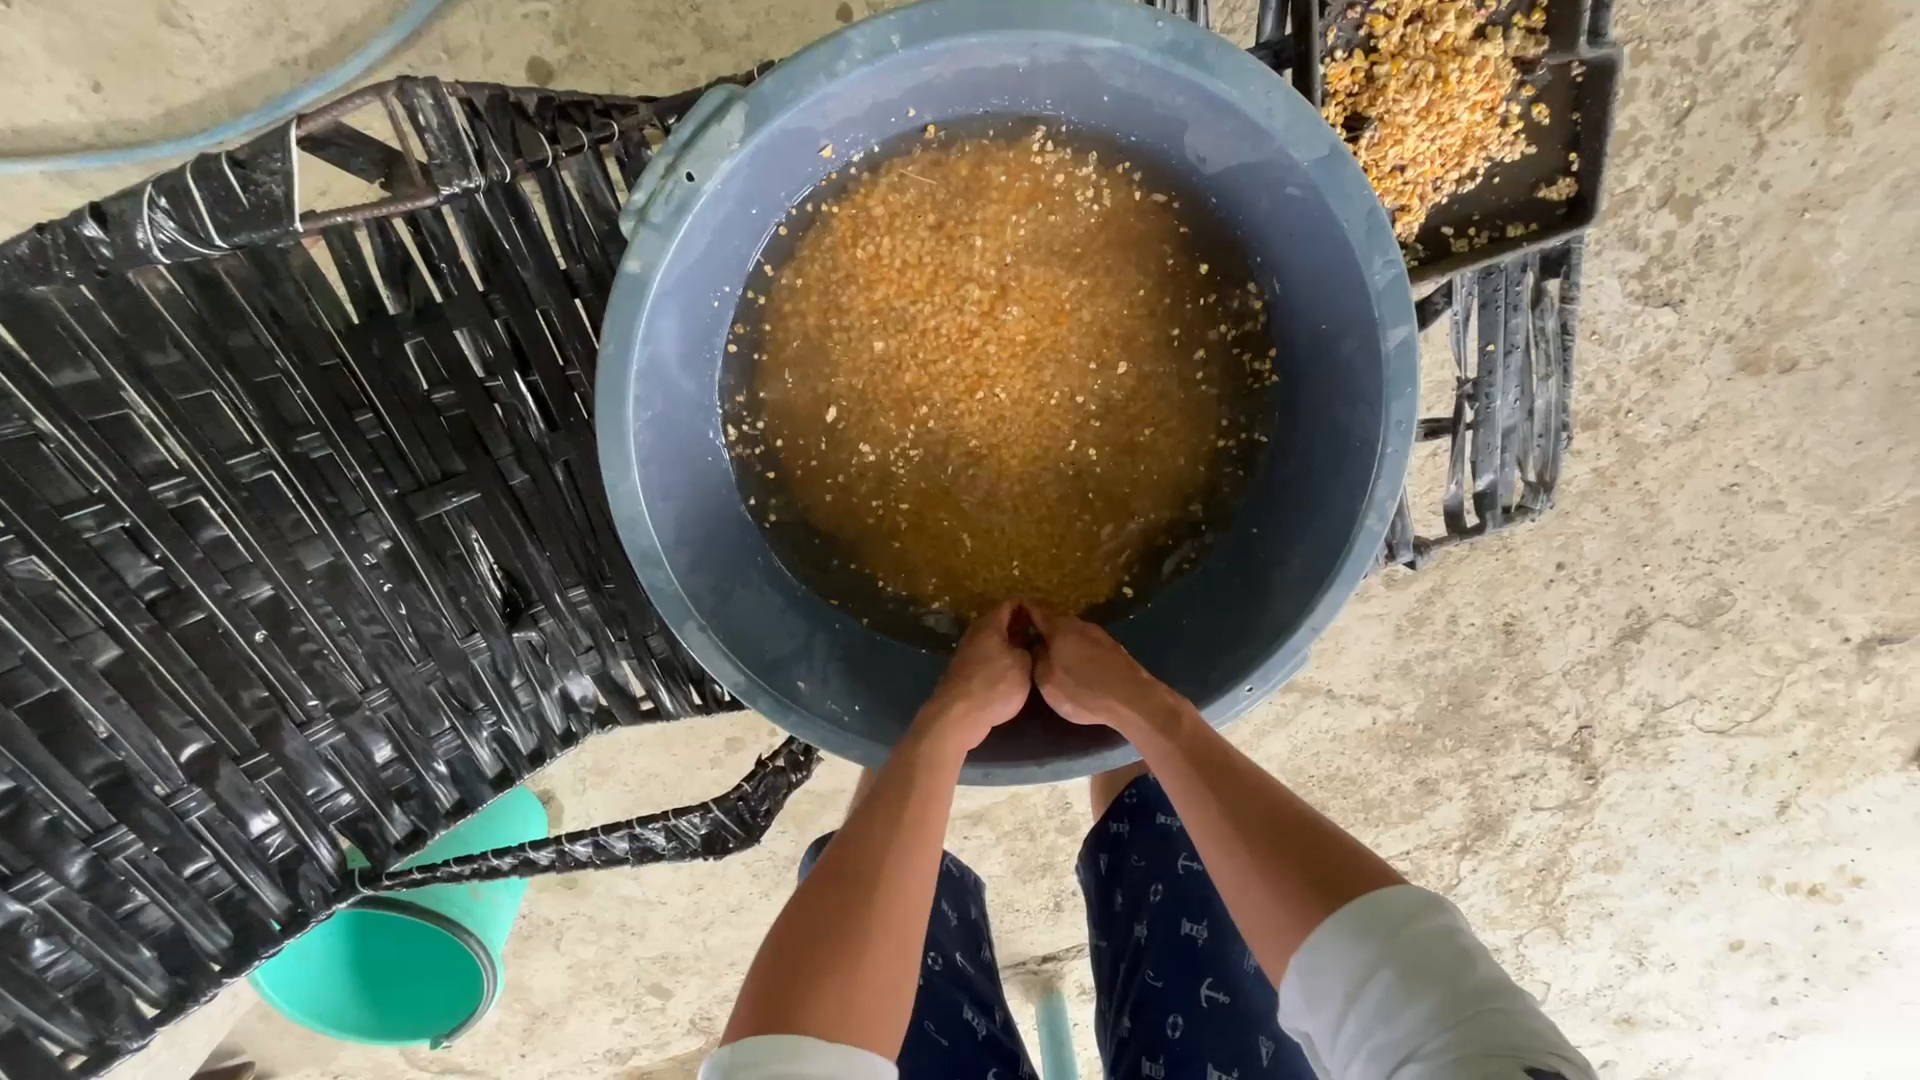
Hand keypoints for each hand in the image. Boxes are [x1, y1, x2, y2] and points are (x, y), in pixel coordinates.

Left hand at [911, 601, 1034, 755]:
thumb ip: (1029, 649)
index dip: (1029, 607)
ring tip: (1034, 653)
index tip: (1046, 617)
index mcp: (989, 625)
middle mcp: (976, 634)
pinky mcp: (966, 671)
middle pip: (1000, 622)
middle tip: (1043, 635)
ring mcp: (968, 653)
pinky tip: (1016, 670)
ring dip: (1012, 644)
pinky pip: (989, 656)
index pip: (1010, 604)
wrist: (958, 715)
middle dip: (1021, 626)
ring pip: (994, 640)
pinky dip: (1002, 658)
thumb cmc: (994, 685)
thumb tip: (1029, 645)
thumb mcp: (1023, 665)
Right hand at [1027, 605, 1190, 734]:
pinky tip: (1075, 666)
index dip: (1022, 608)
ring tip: (1050, 656)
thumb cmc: (1082, 689)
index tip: (1010, 614)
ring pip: (1073, 633)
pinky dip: (1076, 650)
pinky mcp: (1113, 650)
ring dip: (1060, 640)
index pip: (1036, 608)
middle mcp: (1080, 624)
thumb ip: (1036, 659)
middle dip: (1041, 627)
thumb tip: (1035, 647)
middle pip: (1056, 620)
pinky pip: (1087, 644)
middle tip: (1027, 641)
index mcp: (1059, 627)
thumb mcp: (1046, 680)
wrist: (1132, 699)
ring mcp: (1100, 636)